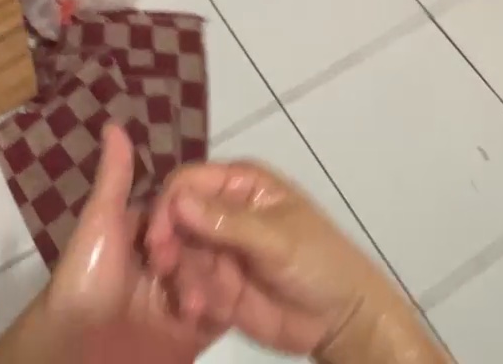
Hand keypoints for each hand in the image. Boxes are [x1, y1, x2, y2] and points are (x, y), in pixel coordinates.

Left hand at [0, 124, 221, 363]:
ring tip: (191, 303)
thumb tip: (114, 122)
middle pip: (201, 245)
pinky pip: (222, 313)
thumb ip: (115, 177)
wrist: (79, 353)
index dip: (186, 216)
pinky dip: (222, 309)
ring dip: (207, 286)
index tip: (191, 219)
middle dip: (199, 256)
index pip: (180, 213)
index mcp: (143, 232)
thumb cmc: (85, 280)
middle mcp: (164, 261)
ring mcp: (180, 297)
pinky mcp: (193, 333)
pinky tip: (213, 311)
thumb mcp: (100, 222)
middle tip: (180, 272)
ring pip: (213, 277)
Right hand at [144, 161, 406, 361]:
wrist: (344, 320)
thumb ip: (226, 221)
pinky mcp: (216, 283)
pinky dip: (188, 298)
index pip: (188, 182)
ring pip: (177, 254)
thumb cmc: (319, 261)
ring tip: (195, 304)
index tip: (158, 239)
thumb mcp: (276, 239)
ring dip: (179, 278)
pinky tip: (201, 314)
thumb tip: (178, 200)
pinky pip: (188, 285)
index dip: (168, 206)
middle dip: (167, 246)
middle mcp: (221, 210)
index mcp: (239, 183)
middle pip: (175, 218)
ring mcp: (217, 248)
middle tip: (167, 272)